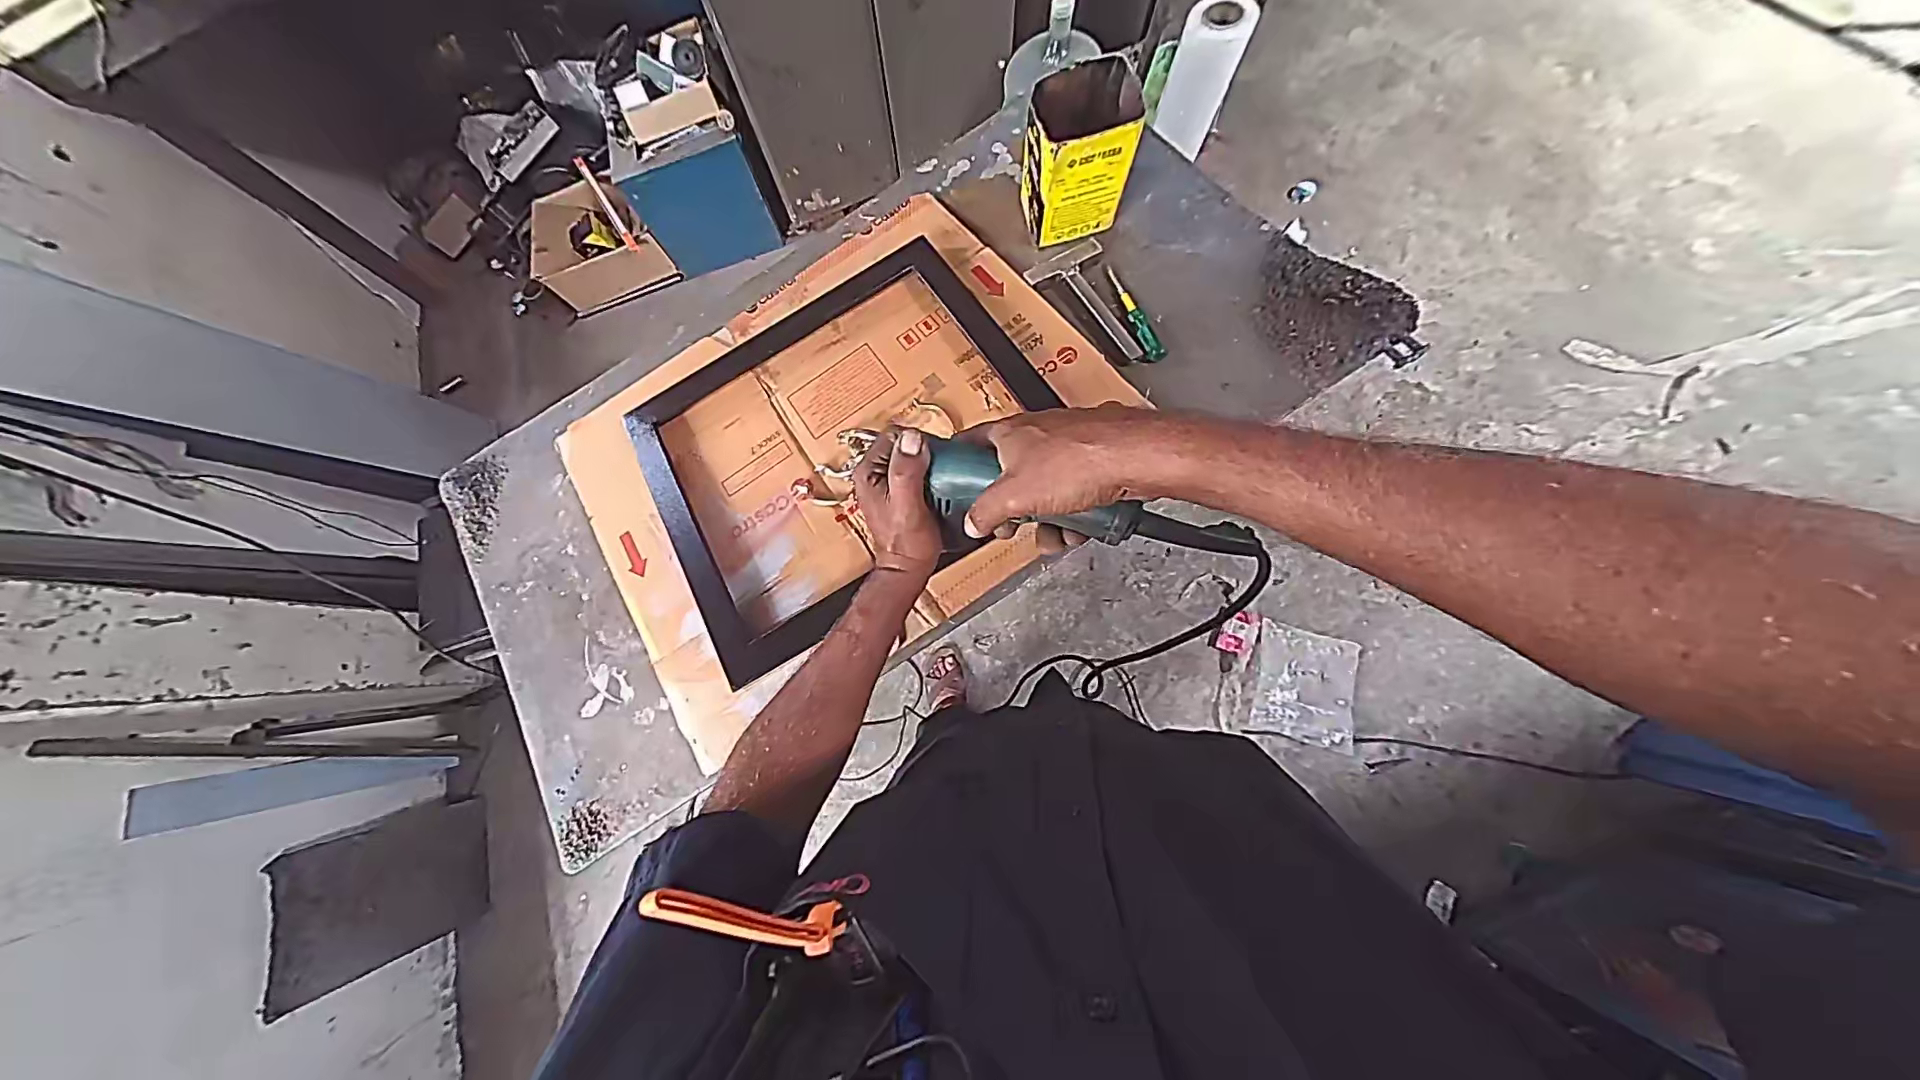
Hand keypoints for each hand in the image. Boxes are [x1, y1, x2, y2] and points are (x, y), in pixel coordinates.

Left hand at [852, 426, 942, 582]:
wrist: (908, 568)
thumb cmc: (905, 544)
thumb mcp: (907, 504)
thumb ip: (906, 470)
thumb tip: (911, 439)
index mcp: (867, 473)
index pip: (893, 435)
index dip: (916, 441)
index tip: (932, 454)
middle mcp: (874, 475)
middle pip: (903, 444)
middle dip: (924, 451)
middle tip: (939, 466)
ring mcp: (887, 483)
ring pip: (911, 457)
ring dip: (928, 462)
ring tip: (940, 475)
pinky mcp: (900, 492)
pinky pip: (917, 472)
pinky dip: (929, 474)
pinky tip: (937, 486)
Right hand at [960, 405, 1184, 540]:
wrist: (1136, 458)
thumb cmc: (1083, 460)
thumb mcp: (1015, 496)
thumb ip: (985, 511)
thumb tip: (972, 521)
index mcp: (1009, 433)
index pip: (969, 444)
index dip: (958, 468)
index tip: (955, 491)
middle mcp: (1036, 435)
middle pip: (1007, 477)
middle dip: (1010, 510)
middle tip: (1009, 526)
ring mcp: (1065, 449)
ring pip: (1042, 491)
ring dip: (1045, 520)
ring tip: (1055, 534)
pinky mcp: (1090, 464)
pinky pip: (1070, 495)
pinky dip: (1072, 515)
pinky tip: (1078, 528)